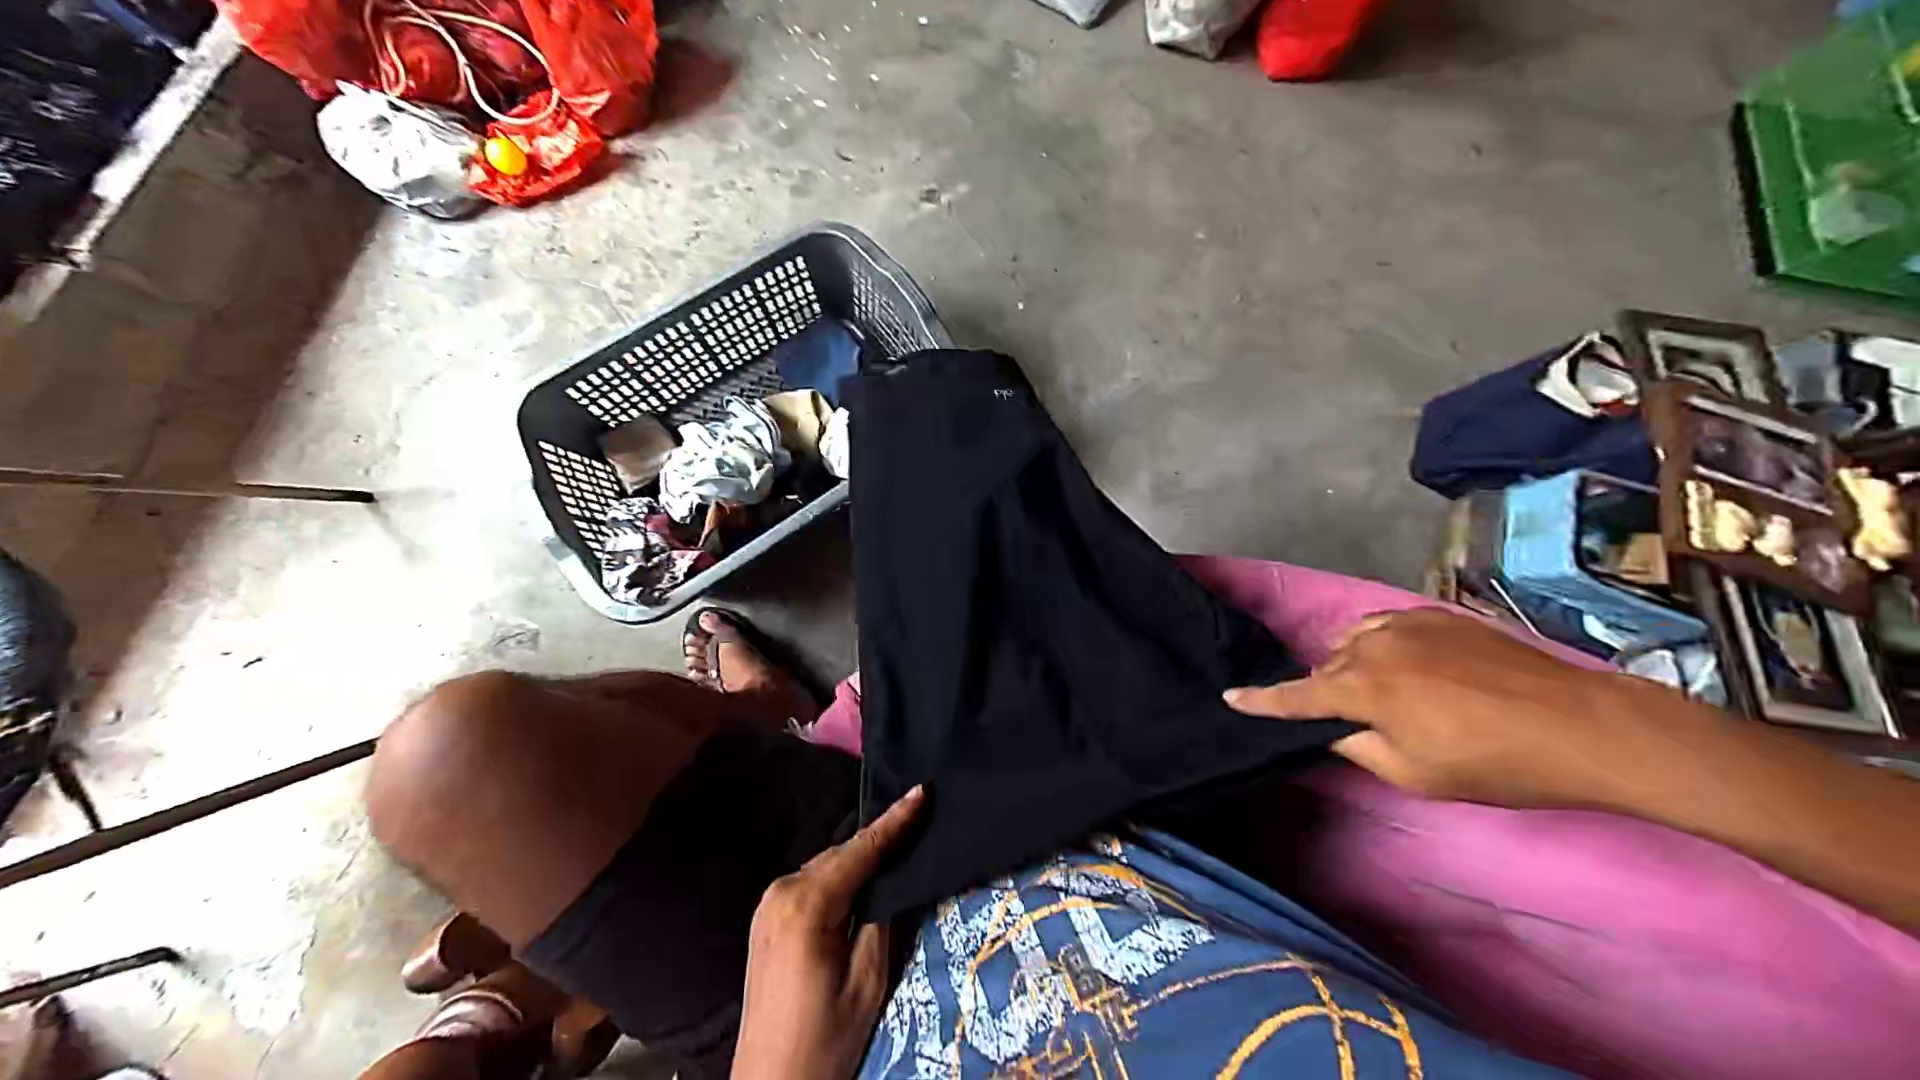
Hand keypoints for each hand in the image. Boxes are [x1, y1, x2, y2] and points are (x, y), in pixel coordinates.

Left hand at [731, 786, 924, 1079]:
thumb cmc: (825, 1039)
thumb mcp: (868, 980)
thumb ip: (881, 917)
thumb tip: (893, 875)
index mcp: (806, 904)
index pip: (861, 850)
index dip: (895, 820)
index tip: (922, 790)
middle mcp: (780, 892)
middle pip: (841, 855)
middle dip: (878, 840)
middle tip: (917, 820)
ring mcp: (767, 905)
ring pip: (826, 867)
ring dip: (858, 860)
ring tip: (896, 848)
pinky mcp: (764, 920)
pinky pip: (810, 884)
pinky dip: (838, 878)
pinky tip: (859, 882)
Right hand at [1225, 610, 1696, 810]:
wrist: (1582, 724)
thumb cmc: (1495, 762)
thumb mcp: (1415, 774)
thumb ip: (1358, 748)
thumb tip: (1332, 730)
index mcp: (1363, 687)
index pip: (1295, 696)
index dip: (1259, 700)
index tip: (1228, 697)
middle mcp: (1372, 645)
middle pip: (1326, 670)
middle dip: (1326, 693)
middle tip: (1352, 720)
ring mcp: (1405, 624)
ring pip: (1352, 645)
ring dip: (1353, 668)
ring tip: (1384, 694)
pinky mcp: (1435, 614)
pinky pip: (1383, 627)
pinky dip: (1379, 646)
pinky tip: (1406, 665)